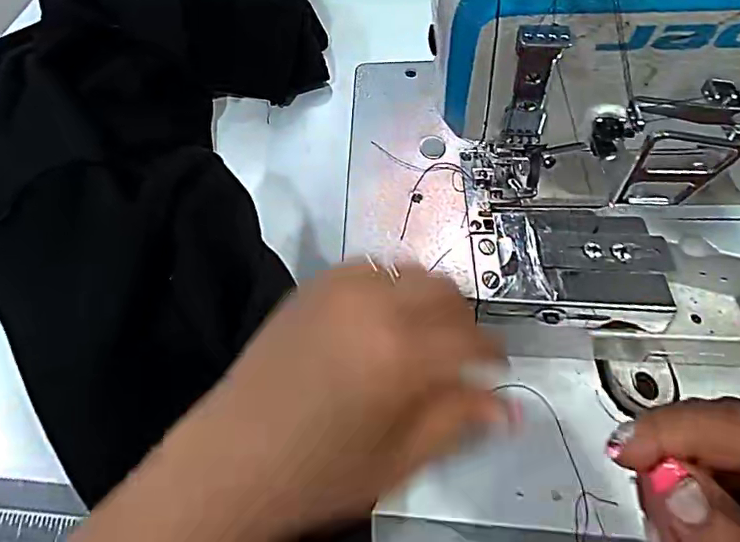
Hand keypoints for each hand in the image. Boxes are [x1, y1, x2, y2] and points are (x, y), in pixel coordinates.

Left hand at [84, 262, 505, 541]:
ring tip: (420, 337)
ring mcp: (342, 284)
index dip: (492, 354)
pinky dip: (390, 286)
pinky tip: (380, 319)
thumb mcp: (398, 461)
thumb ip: (457, 422)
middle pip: (445, 291)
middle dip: (462, 322)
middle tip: (459, 356)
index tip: (495, 369)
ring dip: (427, 299)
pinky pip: (372, 268)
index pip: (471, 337)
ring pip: (411, 272)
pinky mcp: (318, 281)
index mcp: (401, 352)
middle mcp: (376, 303)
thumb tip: (507, 406)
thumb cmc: (319, 471)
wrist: (231, 457)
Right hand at [607, 398, 739, 541]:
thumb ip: (738, 531)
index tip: (623, 448)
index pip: (739, 422)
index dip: (670, 427)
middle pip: (733, 433)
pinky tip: (703, 522)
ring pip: (738, 459)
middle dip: (676, 454)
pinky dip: (717, 500)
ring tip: (667, 512)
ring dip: (691, 479)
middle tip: (640, 486)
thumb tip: (671, 479)